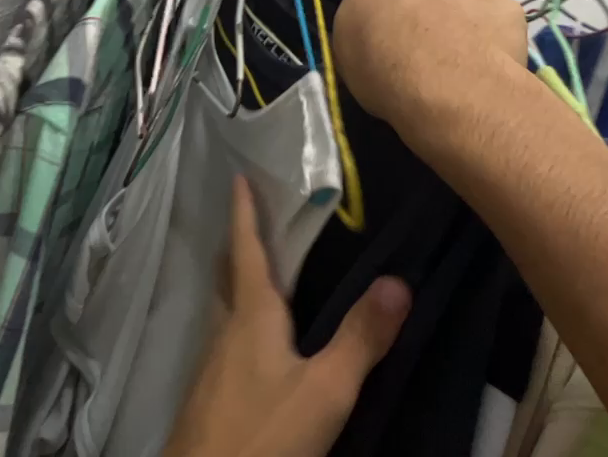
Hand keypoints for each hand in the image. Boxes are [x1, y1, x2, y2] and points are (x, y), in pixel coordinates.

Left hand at [162, 177, 410, 456]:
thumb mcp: (325, 390)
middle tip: (249, 213)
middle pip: (228, 272)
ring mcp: (212, 359)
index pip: (246, 248)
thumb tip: (399, 280)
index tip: (236, 176)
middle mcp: (225, 327)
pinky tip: (251, 337)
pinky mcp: (209, 388)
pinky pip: (224, 333)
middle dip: (238, 241)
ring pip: (223, 303)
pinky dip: (237, 314)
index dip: (243, 212)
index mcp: (250, 314)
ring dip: (236, 277)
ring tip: (256, 267)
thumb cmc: (264, 431)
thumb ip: (361, 338)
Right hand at [330, 0, 527, 135]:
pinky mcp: (503, 4)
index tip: (387, 22)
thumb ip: (357, 26)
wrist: (453, 94)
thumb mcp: (347, 55)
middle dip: (424, 5)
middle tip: (425, 44)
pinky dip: (492, 31)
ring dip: (459, 16)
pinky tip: (488, 59)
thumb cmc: (387, 78)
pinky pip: (495, 14)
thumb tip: (371, 24)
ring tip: (460, 56)